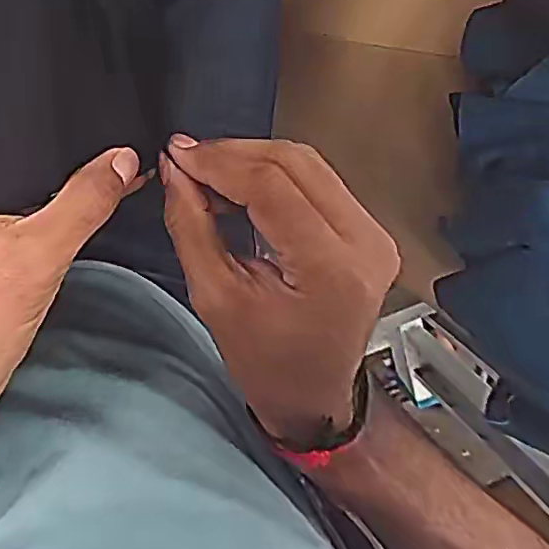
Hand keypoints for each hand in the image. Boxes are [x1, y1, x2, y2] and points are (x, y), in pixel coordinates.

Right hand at [161, 136, 398, 443]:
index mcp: (331, 268)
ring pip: (304, 161)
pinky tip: (237, 185)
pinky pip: (313, 178)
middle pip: (292, 161)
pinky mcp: (366, 228)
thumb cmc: (267, 361)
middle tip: (187, 160)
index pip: (270, 185)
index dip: (217, 162)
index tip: (178, 155)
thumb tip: (176, 171)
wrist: (314, 395)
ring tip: (208, 173)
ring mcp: (372, 233)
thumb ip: (191, 224)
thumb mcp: (214, 295)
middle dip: (231, 153)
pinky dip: (269, 172)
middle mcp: (364, 242)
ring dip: (249, 158)